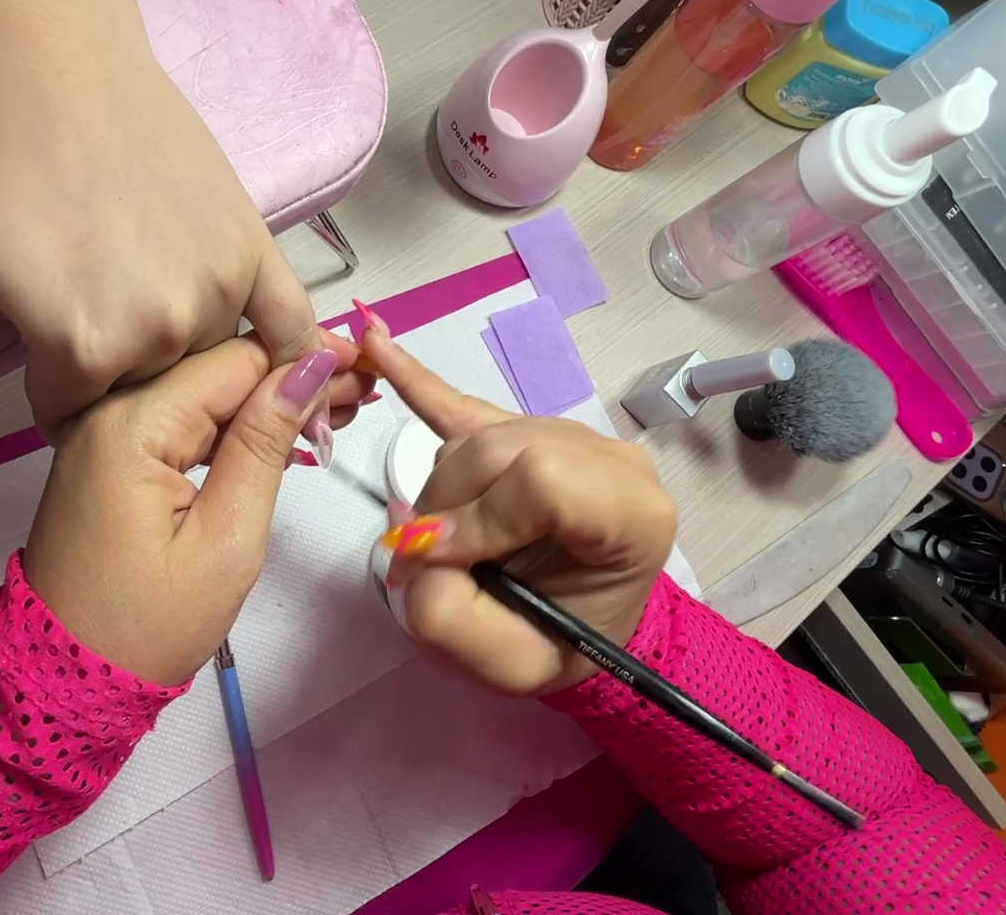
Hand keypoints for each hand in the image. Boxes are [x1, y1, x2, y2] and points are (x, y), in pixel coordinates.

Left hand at [0, 50, 326, 463]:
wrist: (57, 62)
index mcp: (82, 345)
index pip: (75, 416)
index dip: (55, 385)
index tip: (47, 339)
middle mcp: (161, 327)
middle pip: (143, 393)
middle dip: (115, 368)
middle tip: (94, 301)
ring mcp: (218, 286)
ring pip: (203, 361)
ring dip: (180, 346)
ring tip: (146, 286)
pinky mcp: (256, 249)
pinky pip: (291, 327)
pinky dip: (287, 349)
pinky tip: (271, 355)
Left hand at [22, 338, 372, 685]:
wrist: (66, 678)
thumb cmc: (147, 627)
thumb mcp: (225, 539)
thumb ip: (265, 446)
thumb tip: (308, 369)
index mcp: (132, 425)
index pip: (234, 360)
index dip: (302, 358)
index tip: (359, 368)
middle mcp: (110, 410)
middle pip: (219, 369)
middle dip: (291, 377)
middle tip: (357, 391)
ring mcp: (106, 429)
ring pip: (205, 392)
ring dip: (267, 401)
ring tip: (332, 412)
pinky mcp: (113, 452)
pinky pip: (183, 420)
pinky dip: (233, 425)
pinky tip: (279, 434)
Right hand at [359, 312, 677, 694]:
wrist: (576, 623)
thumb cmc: (556, 643)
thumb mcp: (511, 664)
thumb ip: (452, 619)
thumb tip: (414, 546)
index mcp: (632, 511)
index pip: (542, 479)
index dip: (479, 517)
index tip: (440, 557)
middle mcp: (604, 455)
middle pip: (494, 452)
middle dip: (444, 511)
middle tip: (428, 563)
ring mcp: (562, 432)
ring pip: (470, 439)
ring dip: (439, 491)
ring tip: (440, 541)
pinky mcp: (517, 427)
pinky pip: (458, 402)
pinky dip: (412, 377)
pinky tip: (373, 341)